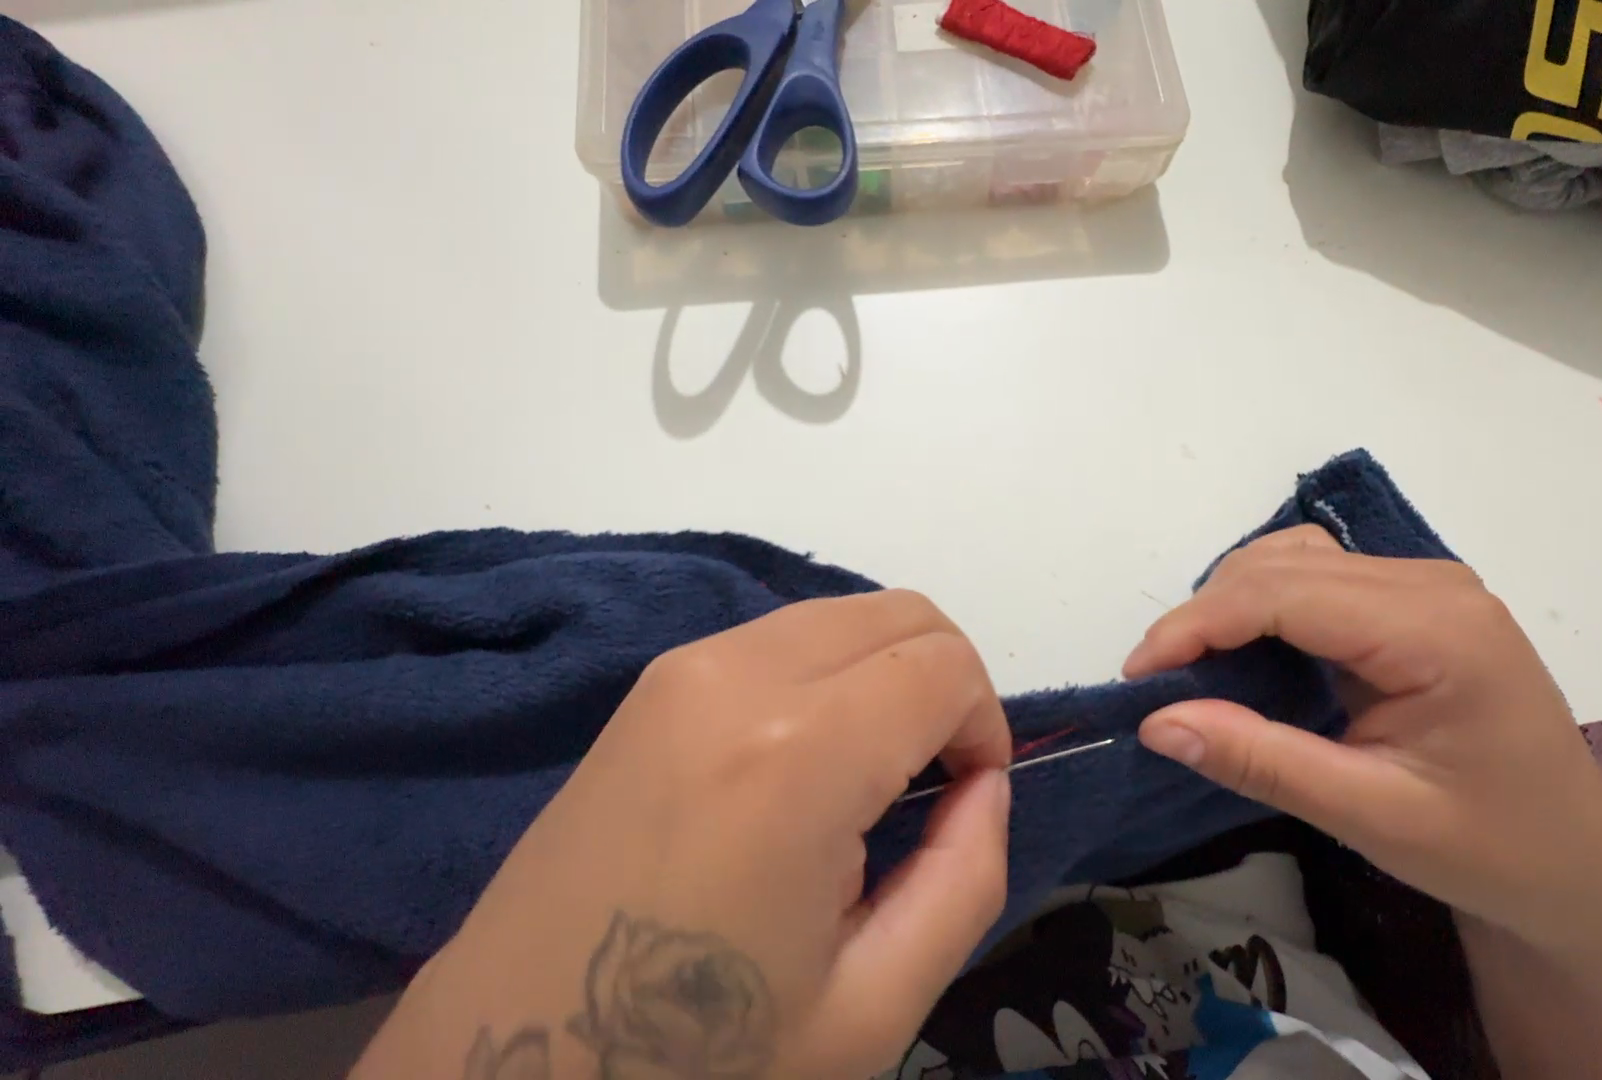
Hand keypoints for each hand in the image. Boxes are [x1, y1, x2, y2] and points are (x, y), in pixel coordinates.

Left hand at [354, 591, 1012, 1079]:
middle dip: (947, 683)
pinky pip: (783, 638)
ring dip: (889, 674)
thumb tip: (984, 783)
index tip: (968, 798)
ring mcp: (684, 668)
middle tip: (934, 780)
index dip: (986, 724)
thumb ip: (965, 876)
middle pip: (900, 613)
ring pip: (843, 615)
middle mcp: (738, 676)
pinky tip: (808, 761)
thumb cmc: (696, 1062)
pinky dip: (832, 674)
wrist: (497, 1071)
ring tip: (872, 776)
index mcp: (797, 755)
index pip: (944, 665)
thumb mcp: (871, 1005)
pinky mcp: (654, 682)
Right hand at [1125, 526, 1601, 954]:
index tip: (1138, 677)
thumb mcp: (1368, 814)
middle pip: (1281, 565)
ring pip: (1292, 558)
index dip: (1196, 625)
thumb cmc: (1487, 850)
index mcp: (1435, 629)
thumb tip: (1155, 723)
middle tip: (1157, 682)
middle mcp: (1431, 584)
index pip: (1281, 594)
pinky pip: (1315, 575)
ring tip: (1193, 666)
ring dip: (1229, 602)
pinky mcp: (1412, 602)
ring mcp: (1426, 587)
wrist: (1574, 869)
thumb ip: (1259, 759)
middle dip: (1204, 615)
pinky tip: (1244, 647)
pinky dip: (1261, 602)